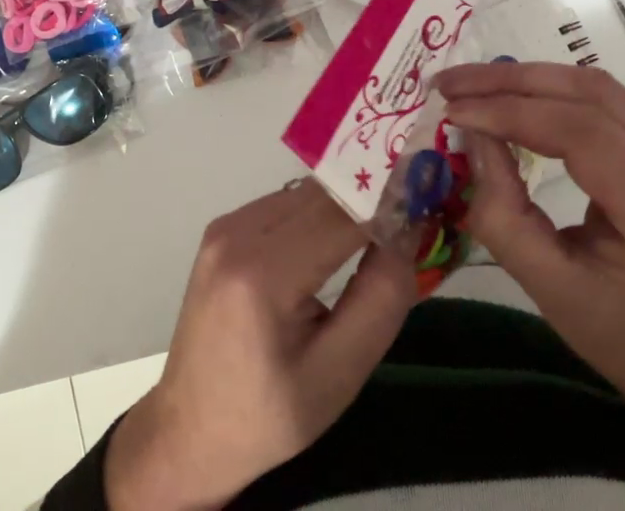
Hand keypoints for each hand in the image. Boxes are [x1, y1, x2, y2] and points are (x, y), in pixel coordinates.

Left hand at [105, 183, 417, 510]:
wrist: (191, 432)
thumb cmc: (271, 414)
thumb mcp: (341, 372)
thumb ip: (382, 297)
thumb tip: (408, 228)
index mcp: (261, 274)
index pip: (344, 211)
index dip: (393, 201)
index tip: (434, 204)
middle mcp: (235, 235)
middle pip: (325, 193)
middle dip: (374, 199)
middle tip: (418, 218)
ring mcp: (223, 229)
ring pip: (307, 192)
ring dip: (347, 206)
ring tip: (382, 236)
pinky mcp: (222, 232)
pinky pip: (285, 204)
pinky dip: (319, 215)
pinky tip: (336, 247)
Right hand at [435, 62, 624, 470]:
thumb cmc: (613, 330)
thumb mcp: (547, 287)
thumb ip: (503, 214)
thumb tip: (471, 136)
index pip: (584, 134)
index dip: (513, 113)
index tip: (453, 111)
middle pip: (593, 96)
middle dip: (512, 83)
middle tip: (449, 85)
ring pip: (598, 88)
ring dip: (528, 80)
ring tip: (470, 86)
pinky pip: (604, 103)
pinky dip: (549, 93)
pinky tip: (509, 97)